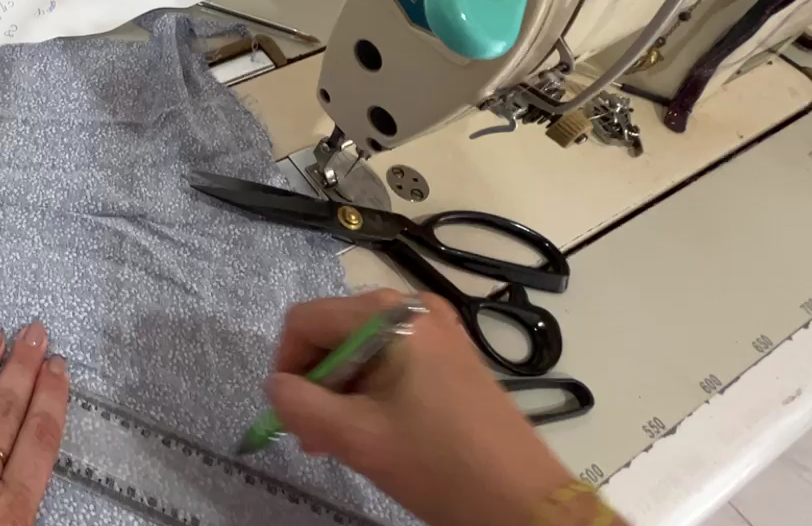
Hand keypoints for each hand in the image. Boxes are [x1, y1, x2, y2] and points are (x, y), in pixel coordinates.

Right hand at [265, 290, 602, 525]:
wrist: (534, 509)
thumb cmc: (441, 466)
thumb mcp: (357, 439)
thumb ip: (299, 405)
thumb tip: (277, 387)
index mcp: (384, 313)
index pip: (305, 321)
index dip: (288, 365)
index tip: (292, 413)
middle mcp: (408, 305)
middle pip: (333, 331)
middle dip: (317, 382)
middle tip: (317, 435)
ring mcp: (435, 327)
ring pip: (360, 347)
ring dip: (343, 389)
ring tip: (346, 439)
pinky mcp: (452, 352)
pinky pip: (391, 356)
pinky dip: (373, 387)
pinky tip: (380, 427)